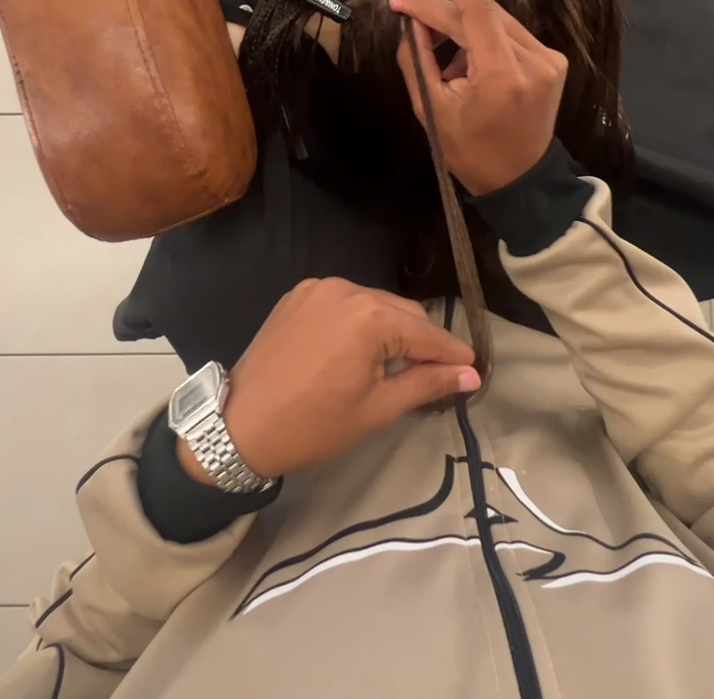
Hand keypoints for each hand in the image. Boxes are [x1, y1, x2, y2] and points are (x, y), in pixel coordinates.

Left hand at [177, 277, 479, 483]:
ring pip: (373, 304)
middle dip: (421, 341)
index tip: (474, 370)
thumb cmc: (313, 424)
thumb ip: (427, 384)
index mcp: (370, 317)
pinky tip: (357, 349)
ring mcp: (318, 288)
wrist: (240, 425)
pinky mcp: (297, 294)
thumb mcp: (377, 409)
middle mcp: (346, 289)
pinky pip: (342, 302)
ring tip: (396, 365)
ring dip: (390, 329)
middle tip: (437, 374)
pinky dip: (357, 321)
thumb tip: (471, 375)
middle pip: (402, 312)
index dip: (452, 354)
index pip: (427, 332)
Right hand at [389, 0, 567, 195]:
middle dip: (442, 7)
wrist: (519, 179)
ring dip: (462, 27)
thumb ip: (418, 57)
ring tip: (444, 62)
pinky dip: (482, 40)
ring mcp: (549, 59)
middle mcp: (533, 59)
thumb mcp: (431, 108)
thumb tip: (412, 19)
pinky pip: (509, 35)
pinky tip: (468, 65)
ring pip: (496, 20)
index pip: (476, 9)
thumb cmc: (468, 151)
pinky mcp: (554, 61)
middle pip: (484, 12)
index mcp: (502, 74)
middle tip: (406, 9)